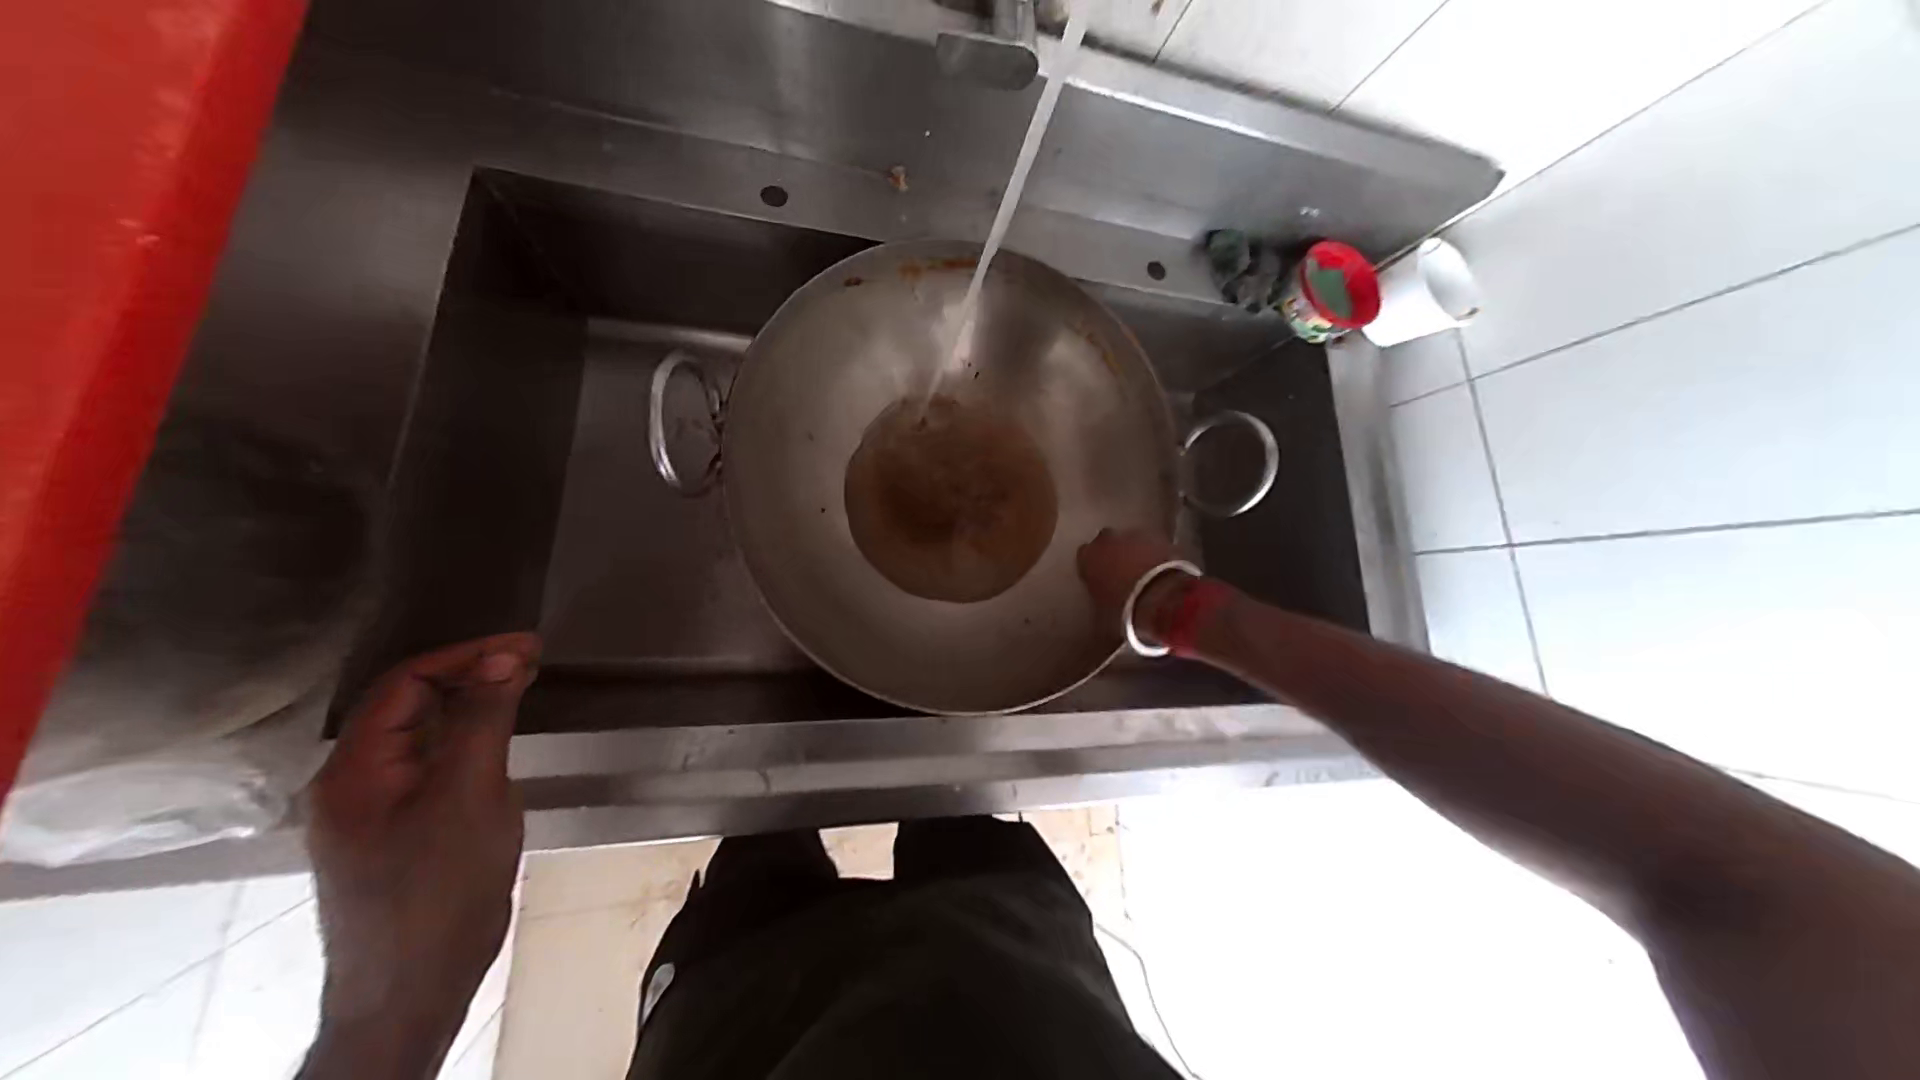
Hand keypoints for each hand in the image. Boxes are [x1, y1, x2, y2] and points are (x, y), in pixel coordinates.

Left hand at [301, 633, 539, 1079]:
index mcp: (354, 770)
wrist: (413, 991)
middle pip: (408, 705)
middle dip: (469, 673)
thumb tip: (504, 654)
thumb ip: (483, 720)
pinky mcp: (402, 829)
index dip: (465, 655)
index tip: (527, 646)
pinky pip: (432, 763)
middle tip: (531, 660)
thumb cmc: (439, 889)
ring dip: (470, 702)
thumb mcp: (468, 795)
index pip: (404, 685)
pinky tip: (498, 735)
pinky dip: (468, 735)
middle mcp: (354, 783)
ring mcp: (376, 809)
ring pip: (422, 734)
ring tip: (521, 685)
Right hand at [1077, 528, 1184, 641]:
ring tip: (1145, 573)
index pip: (1084, 556)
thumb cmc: (1122, 609)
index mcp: (1087, 557)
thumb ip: (1099, 607)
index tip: (1099, 579)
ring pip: (1132, 540)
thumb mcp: (1101, 616)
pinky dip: (1157, 554)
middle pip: (1107, 541)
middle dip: (1113, 553)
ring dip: (1136, 552)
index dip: (1093, 567)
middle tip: (1121, 573)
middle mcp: (1107, 540)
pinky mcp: (1161, 537)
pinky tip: (1162, 570)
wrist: (1160, 596)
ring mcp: (1135, 535)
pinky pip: (1155, 544)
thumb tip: (1102, 615)